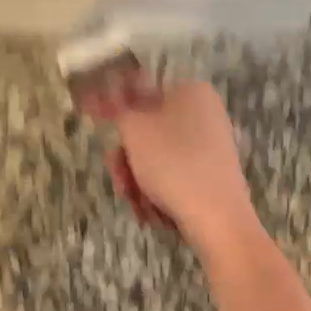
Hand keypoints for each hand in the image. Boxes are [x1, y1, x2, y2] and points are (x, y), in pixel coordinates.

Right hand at [110, 82, 260, 254]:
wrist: (219, 221)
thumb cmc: (174, 165)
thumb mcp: (135, 129)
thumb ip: (116, 107)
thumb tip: (102, 88)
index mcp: (191, 91)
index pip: (142, 93)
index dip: (115, 111)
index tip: (92, 121)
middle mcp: (205, 117)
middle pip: (149, 135)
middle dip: (128, 164)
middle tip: (121, 184)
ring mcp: (211, 152)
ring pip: (158, 164)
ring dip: (140, 186)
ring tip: (139, 207)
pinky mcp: (212, 184)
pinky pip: (176, 184)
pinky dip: (161, 199)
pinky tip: (155, 216)